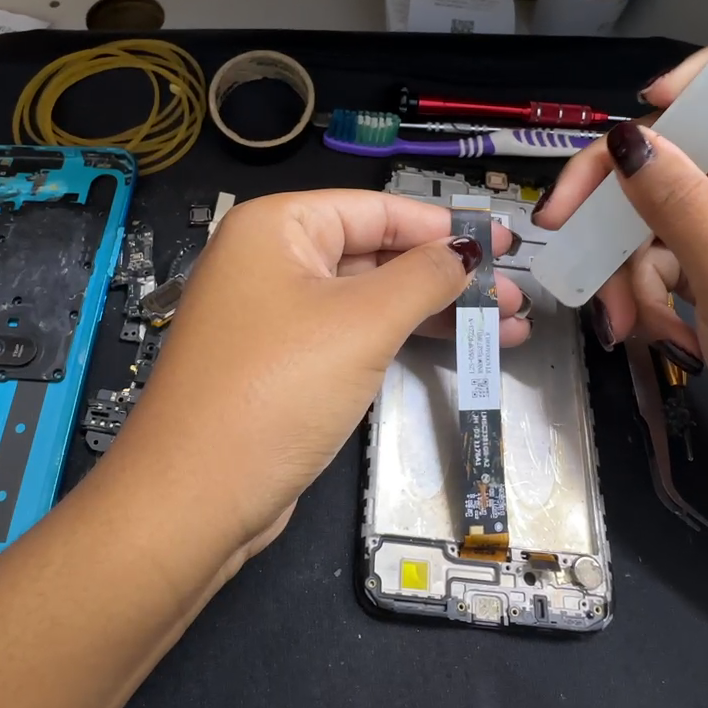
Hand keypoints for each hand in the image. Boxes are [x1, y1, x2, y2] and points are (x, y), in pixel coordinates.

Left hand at [100, 190, 520, 559]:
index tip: (506, 242)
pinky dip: (402, 339)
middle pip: (375, 253)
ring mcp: (277, 314)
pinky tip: (456, 348)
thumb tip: (469, 247)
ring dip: (434, 312)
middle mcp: (272, 260)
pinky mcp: (285, 363)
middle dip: (446, 276)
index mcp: (277, 226)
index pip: (376, 209)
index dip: (443, 226)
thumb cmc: (277, 388)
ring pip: (369, 298)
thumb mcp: (360, 323)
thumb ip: (423, 276)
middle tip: (513, 295)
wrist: (193, 498)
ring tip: (507, 327)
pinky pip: (353, 336)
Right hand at [532, 45, 707, 513]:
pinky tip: (636, 326)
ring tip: (615, 315)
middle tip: (561, 219)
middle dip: (627, 184)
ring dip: (626, 253)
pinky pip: (670, 249)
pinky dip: (643, 283)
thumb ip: (682, 206)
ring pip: (670, 202)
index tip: (653, 105)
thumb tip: (624, 136)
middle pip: (700, 141)